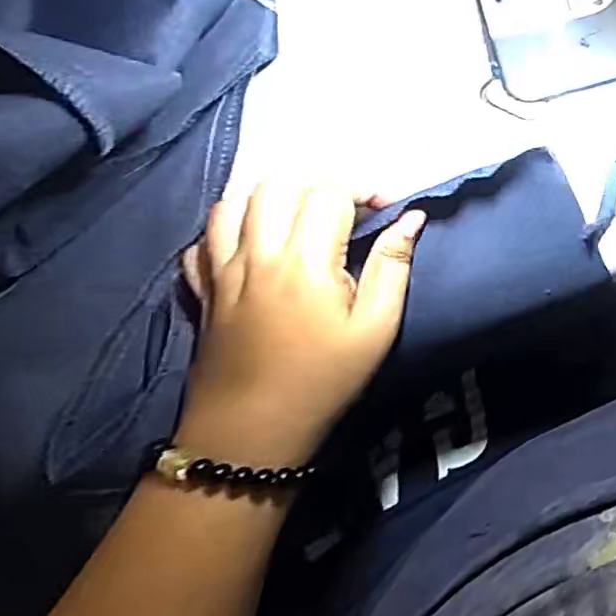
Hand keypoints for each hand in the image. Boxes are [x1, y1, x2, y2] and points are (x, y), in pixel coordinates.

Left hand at [176, 184, 425, 466]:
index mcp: (304, 262)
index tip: (387, 211)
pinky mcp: (203, 289)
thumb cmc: (326, 377)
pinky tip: (259, 243)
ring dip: (275, 196)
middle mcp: (257, 255)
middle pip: (278, 184)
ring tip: (306, 218)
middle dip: (321, 184)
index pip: (329, 193)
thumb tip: (412, 217)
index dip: (365, 190)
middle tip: (349, 210)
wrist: (249, 432)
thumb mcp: (377, 325)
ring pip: (235, 202)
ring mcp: (221, 270)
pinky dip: (232, 226)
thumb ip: (393, 264)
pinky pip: (205, 238)